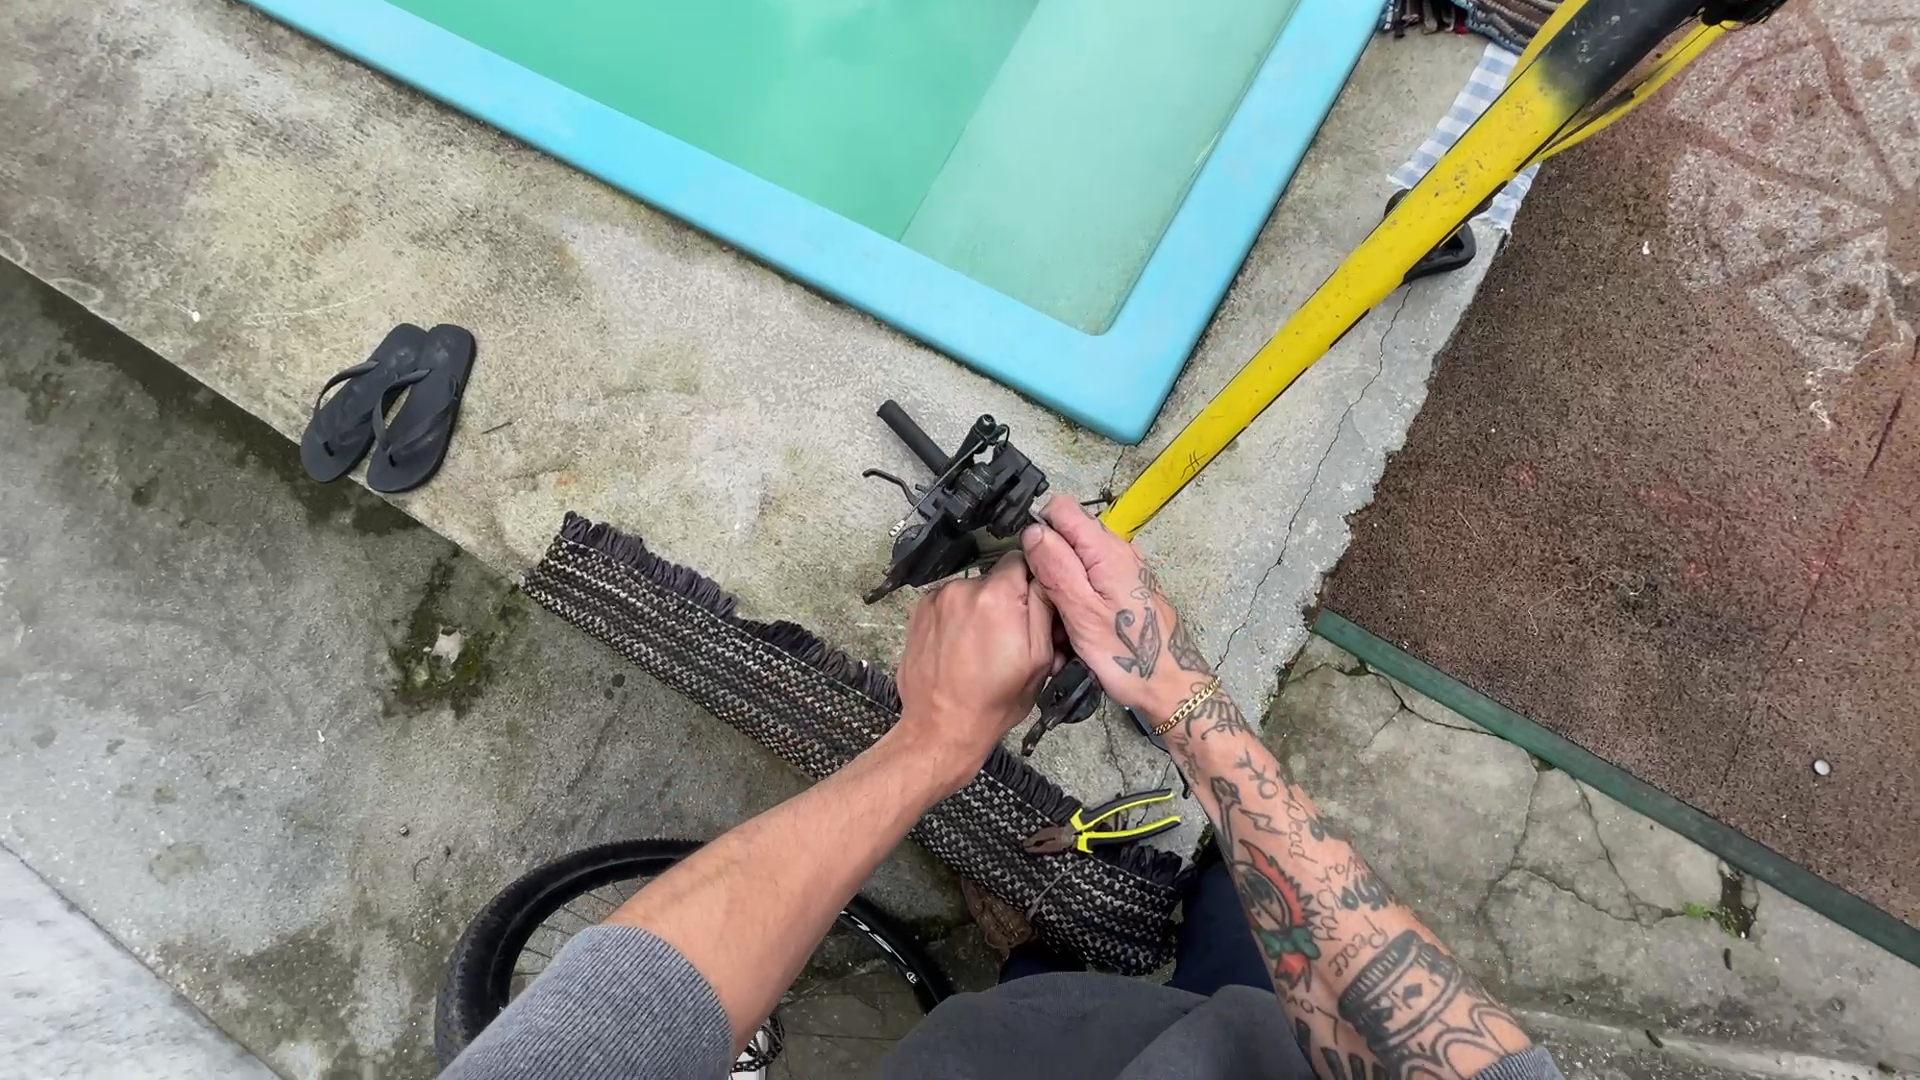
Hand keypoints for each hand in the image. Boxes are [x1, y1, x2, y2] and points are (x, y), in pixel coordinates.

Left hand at [895, 552, 1055, 791]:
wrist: (941, 726)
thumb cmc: (992, 701)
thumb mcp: (1039, 658)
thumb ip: (1045, 608)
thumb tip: (1046, 574)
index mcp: (998, 596)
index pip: (1022, 559)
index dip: (1032, 582)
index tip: (1033, 605)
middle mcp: (964, 589)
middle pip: (997, 577)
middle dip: (1007, 600)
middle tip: (1009, 636)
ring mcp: (938, 598)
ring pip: (973, 590)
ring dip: (980, 609)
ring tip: (982, 646)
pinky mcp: (920, 610)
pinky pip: (949, 602)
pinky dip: (957, 617)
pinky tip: (961, 646)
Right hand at [1020, 495, 1210, 720]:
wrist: (1171, 685)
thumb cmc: (1129, 656)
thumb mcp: (1081, 613)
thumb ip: (1056, 568)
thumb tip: (1033, 532)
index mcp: (1107, 551)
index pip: (1061, 508)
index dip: (1039, 530)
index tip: (1033, 563)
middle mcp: (1120, 551)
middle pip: (1069, 531)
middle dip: (1049, 557)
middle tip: (1049, 598)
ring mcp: (1125, 567)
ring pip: (1078, 554)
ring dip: (1063, 578)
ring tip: (1064, 614)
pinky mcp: (1127, 585)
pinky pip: (1091, 575)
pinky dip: (1079, 591)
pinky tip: (1079, 619)